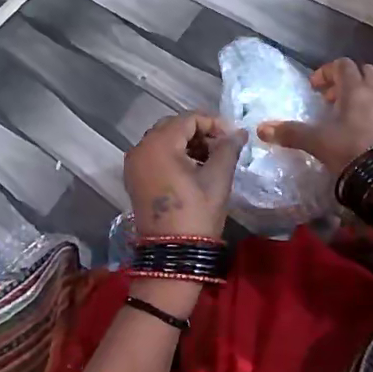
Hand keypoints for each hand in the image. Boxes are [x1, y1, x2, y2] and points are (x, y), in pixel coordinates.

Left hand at [125, 113, 245, 237]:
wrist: (173, 253)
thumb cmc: (196, 212)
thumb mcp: (217, 178)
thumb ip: (228, 148)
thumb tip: (238, 133)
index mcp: (159, 144)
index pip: (188, 119)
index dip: (213, 123)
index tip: (232, 136)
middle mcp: (140, 148)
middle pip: (172, 127)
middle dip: (199, 132)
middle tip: (222, 146)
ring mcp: (133, 164)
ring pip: (162, 141)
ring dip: (186, 144)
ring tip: (210, 159)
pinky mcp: (133, 179)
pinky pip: (154, 156)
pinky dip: (173, 156)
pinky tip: (193, 168)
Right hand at [257, 59, 372, 175]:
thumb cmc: (351, 150)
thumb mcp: (317, 141)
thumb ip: (290, 133)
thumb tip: (261, 129)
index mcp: (355, 90)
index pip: (343, 65)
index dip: (326, 71)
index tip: (313, 87)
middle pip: (363, 71)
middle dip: (345, 80)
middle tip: (329, 97)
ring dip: (360, 94)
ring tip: (344, 112)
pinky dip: (370, 109)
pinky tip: (358, 127)